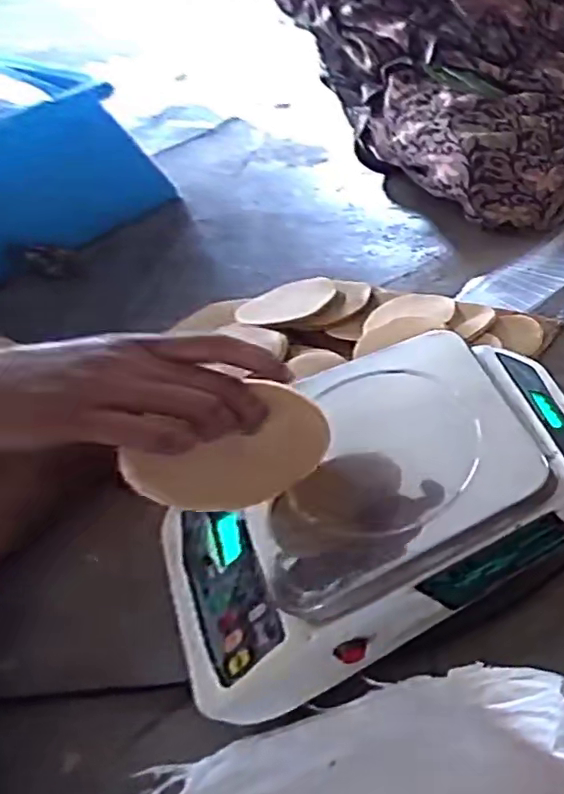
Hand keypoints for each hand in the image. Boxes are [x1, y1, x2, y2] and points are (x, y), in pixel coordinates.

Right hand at [0, 334, 290, 454]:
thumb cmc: (47, 379)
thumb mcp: (109, 362)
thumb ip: (160, 371)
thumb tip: (222, 390)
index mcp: (141, 345)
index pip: (220, 345)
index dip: (262, 362)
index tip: (285, 380)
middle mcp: (130, 362)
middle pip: (222, 386)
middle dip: (251, 410)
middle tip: (253, 426)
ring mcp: (104, 388)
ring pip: (199, 409)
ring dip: (220, 429)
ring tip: (216, 438)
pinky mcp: (78, 418)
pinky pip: (155, 434)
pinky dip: (179, 444)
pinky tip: (179, 448)